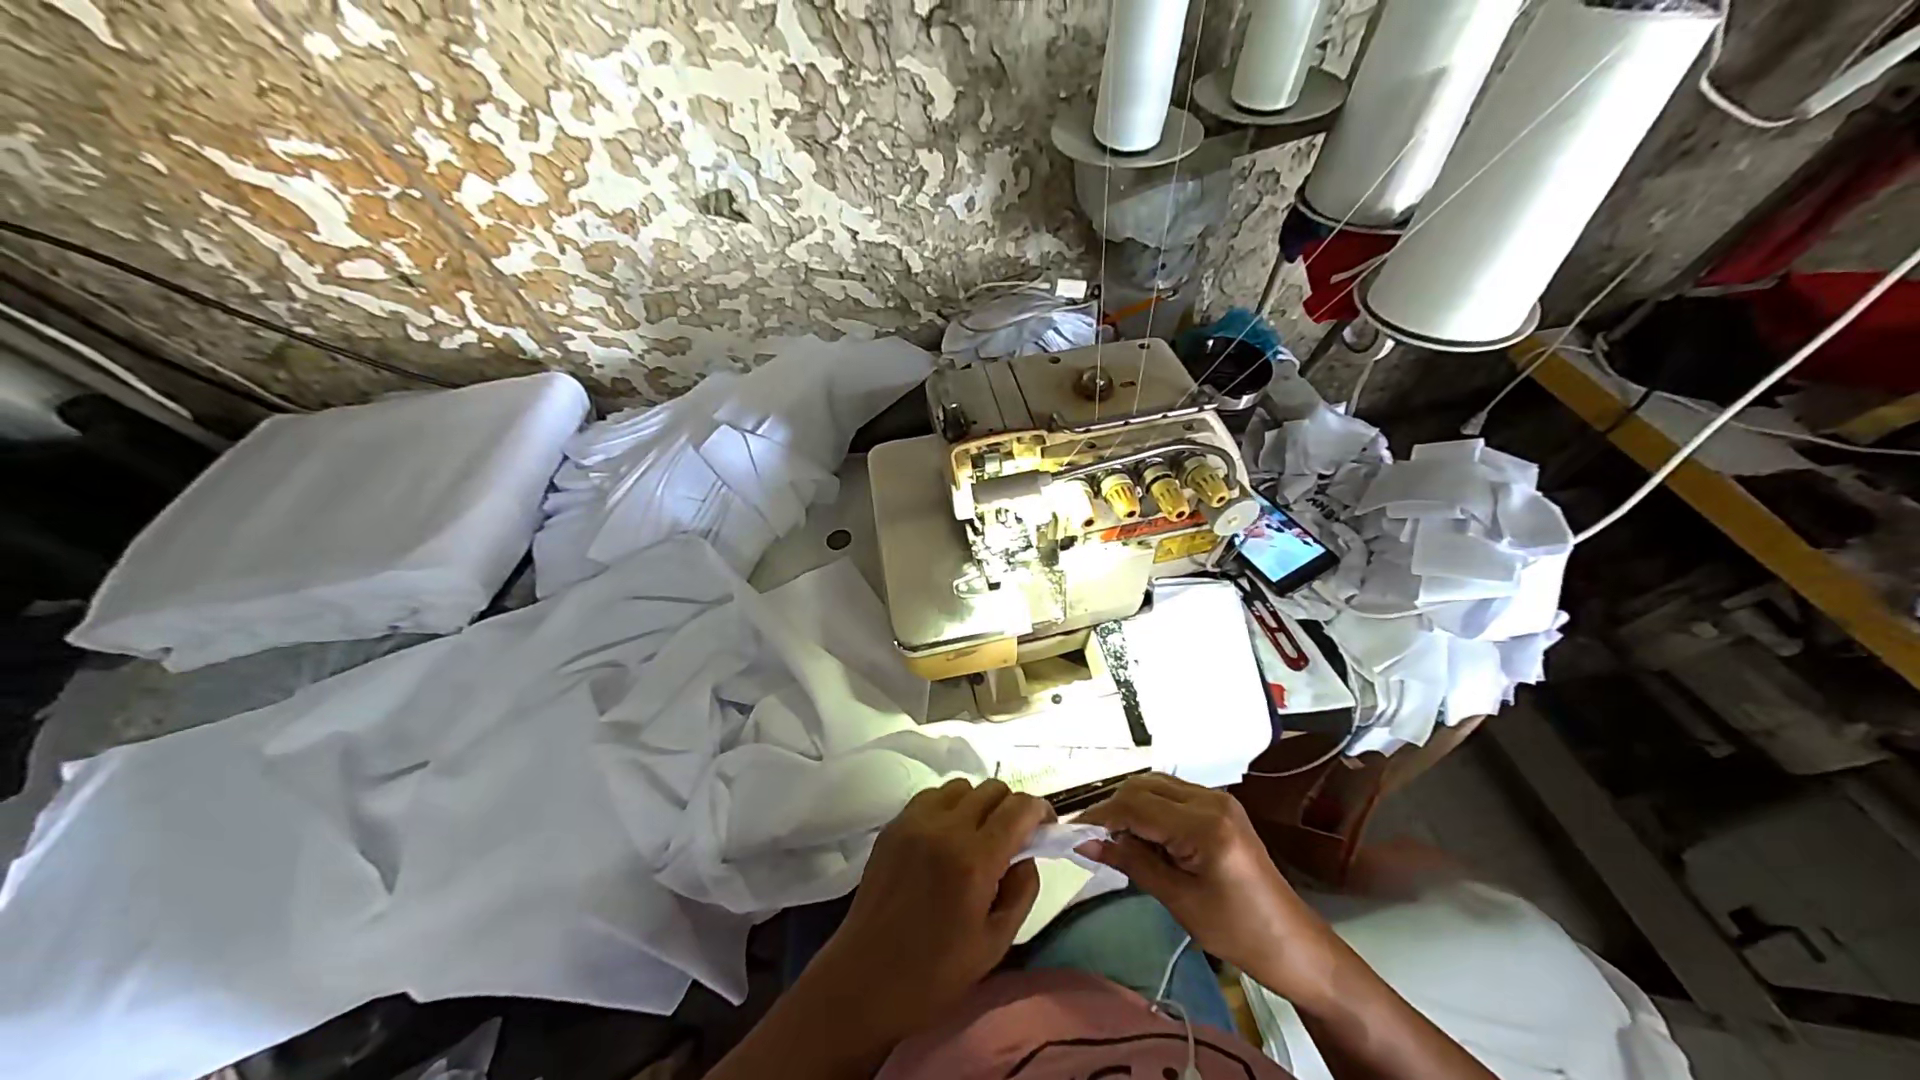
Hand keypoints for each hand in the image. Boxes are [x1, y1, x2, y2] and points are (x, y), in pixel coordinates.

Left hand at [804, 778, 1050, 1044]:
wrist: (864, 980)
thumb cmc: (935, 973)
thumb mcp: (996, 942)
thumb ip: (1022, 891)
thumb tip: (1027, 856)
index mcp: (974, 860)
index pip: (1018, 808)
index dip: (1041, 811)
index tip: (1047, 827)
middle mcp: (944, 829)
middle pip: (992, 789)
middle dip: (1012, 807)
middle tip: (1014, 838)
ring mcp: (914, 823)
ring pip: (962, 787)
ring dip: (979, 804)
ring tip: (978, 837)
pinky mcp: (893, 826)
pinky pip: (932, 797)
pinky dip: (949, 806)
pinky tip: (947, 837)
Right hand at [1076, 773, 1338, 1001]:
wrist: (1294, 945)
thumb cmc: (1238, 932)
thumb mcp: (1178, 900)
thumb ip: (1131, 862)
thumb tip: (1085, 843)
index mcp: (1204, 825)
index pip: (1135, 804)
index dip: (1100, 817)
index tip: (1072, 834)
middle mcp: (1211, 800)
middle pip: (1143, 786)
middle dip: (1113, 808)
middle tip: (1092, 840)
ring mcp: (1218, 800)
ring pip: (1155, 785)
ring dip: (1130, 806)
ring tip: (1114, 840)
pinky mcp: (1220, 807)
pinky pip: (1172, 795)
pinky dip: (1149, 809)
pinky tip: (1142, 836)